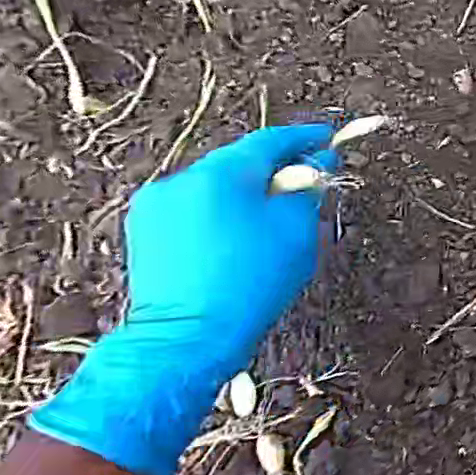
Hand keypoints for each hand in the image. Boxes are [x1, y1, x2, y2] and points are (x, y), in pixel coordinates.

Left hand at [30, 125, 336, 474]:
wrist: (188, 337)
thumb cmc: (253, 280)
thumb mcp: (297, 229)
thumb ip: (308, 187)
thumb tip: (317, 162)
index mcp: (221, 175)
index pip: (270, 140)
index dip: (304, 137)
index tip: (329, 138)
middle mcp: (182, 180)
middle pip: (241, 159)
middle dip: (277, 165)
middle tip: (310, 176)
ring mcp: (157, 205)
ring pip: (217, 183)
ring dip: (250, 188)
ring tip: (279, 209)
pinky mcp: (146, 230)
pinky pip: (196, 204)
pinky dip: (225, 207)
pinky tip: (245, 230)